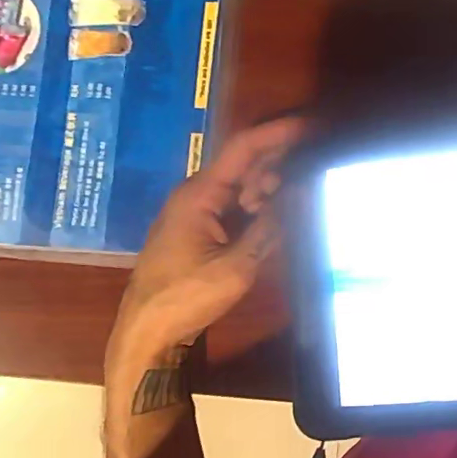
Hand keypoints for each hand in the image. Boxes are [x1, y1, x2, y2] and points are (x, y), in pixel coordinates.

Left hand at [110, 117, 304, 358]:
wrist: (146, 332)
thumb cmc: (185, 297)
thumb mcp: (236, 267)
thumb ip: (270, 228)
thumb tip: (299, 195)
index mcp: (200, 194)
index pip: (243, 149)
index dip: (277, 133)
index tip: (310, 126)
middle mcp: (197, 194)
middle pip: (244, 165)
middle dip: (276, 168)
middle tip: (307, 183)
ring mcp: (196, 211)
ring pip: (240, 187)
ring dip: (267, 192)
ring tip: (291, 208)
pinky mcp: (199, 229)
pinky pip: (233, 208)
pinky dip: (255, 210)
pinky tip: (273, 221)